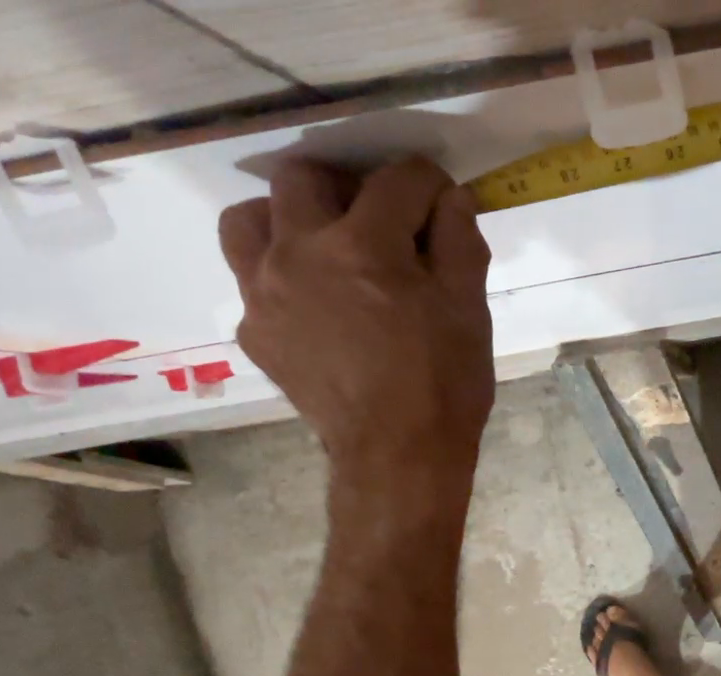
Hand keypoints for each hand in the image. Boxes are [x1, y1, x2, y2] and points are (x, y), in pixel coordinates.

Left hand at [218, 157, 494, 481]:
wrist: (398, 454)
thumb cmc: (446, 383)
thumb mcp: (470, 311)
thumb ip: (460, 244)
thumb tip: (451, 201)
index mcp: (364, 247)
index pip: (395, 182)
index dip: (428, 183)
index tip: (444, 202)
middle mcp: (298, 253)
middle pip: (303, 177)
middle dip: (348, 185)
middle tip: (382, 219)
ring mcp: (262, 290)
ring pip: (250, 218)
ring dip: (290, 218)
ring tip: (328, 249)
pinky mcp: (252, 327)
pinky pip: (252, 277)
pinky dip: (285, 275)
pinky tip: (322, 305)